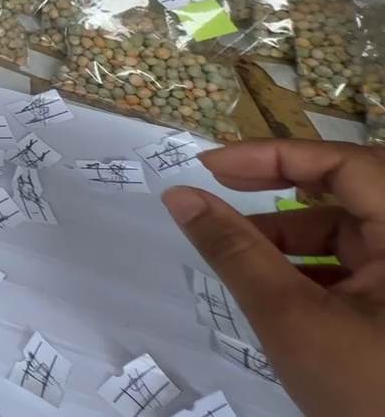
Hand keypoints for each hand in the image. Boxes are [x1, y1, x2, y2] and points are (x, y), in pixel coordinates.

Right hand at [161, 139, 384, 416]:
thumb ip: (232, 248)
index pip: (351, 165)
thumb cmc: (375, 390)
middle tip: (221, 187)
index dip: (276, 154)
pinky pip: (374, 269)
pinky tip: (289, 293)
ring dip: (297, 232)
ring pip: (362, 233)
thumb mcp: (290, 318)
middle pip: (357, 193)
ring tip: (246, 256)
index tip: (209, 167)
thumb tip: (179, 194)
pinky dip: (324, 266)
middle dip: (283, 187)